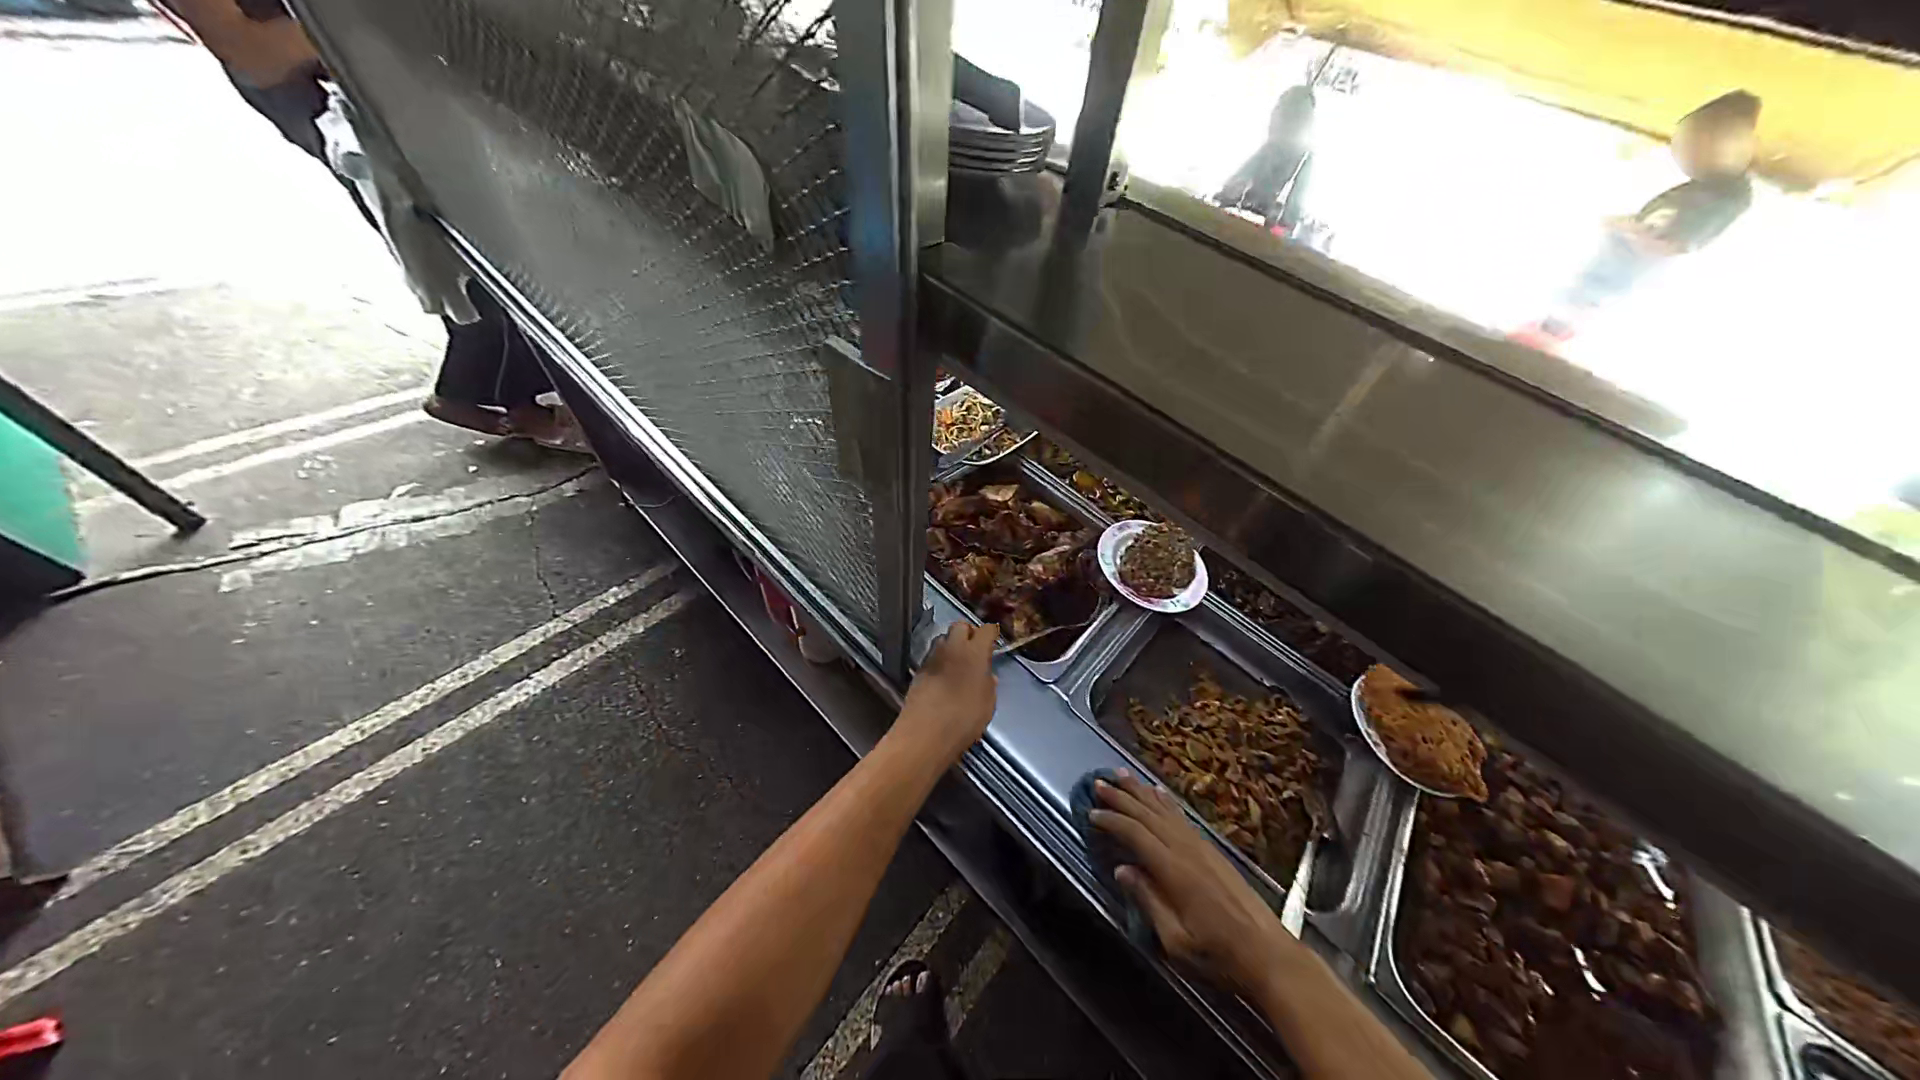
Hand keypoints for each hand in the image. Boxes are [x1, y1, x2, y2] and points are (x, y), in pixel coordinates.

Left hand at [894, 623, 997, 762]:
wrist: (925, 733)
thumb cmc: (964, 719)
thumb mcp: (988, 704)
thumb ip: (988, 684)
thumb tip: (987, 675)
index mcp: (975, 653)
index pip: (986, 630)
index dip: (991, 633)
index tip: (994, 638)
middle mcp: (953, 648)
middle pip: (960, 626)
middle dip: (968, 632)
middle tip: (974, 646)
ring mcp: (932, 658)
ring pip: (943, 639)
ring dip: (951, 645)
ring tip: (958, 661)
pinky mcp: (918, 670)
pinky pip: (932, 656)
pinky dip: (940, 661)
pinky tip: (944, 676)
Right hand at [1091, 770, 1301, 994]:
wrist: (1270, 956)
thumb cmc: (1219, 956)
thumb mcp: (1176, 940)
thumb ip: (1148, 901)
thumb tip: (1122, 870)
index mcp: (1174, 870)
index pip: (1136, 834)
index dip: (1112, 820)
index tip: (1091, 812)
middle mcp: (1187, 850)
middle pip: (1148, 814)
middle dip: (1122, 796)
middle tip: (1099, 780)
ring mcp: (1202, 848)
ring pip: (1165, 810)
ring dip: (1141, 791)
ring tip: (1122, 774)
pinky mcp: (1213, 852)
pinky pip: (1181, 817)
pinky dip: (1165, 801)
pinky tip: (1158, 793)